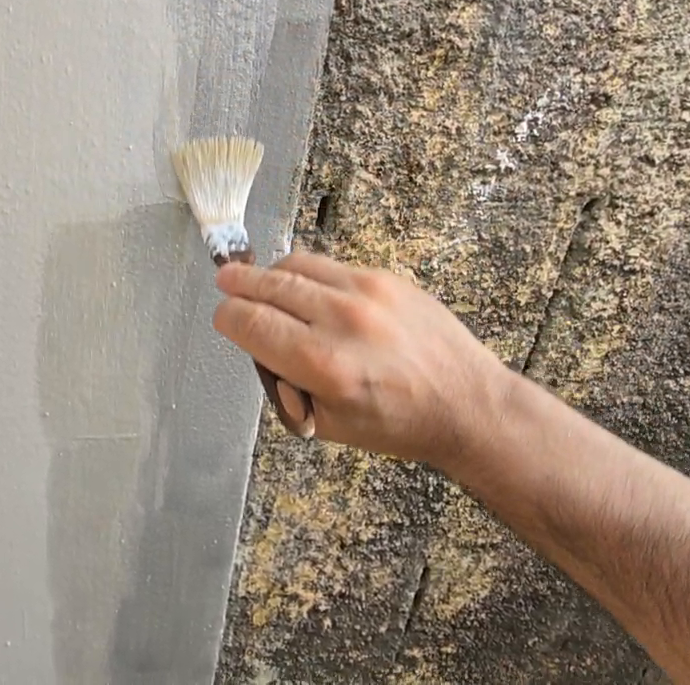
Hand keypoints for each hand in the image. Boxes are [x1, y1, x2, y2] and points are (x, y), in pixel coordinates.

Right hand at [213, 252, 510, 468]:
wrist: (465, 402)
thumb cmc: (398, 422)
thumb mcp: (328, 425)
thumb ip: (286, 384)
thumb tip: (261, 344)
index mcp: (323, 365)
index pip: (250, 323)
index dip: (227, 318)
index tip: (223, 318)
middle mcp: (342, 321)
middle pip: (267, 286)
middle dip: (238, 285)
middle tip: (224, 281)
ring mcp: (366, 292)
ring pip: (296, 265)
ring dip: (271, 273)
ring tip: (261, 282)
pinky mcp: (384, 278)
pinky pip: (329, 265)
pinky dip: (308, 274)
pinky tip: (305, 286)